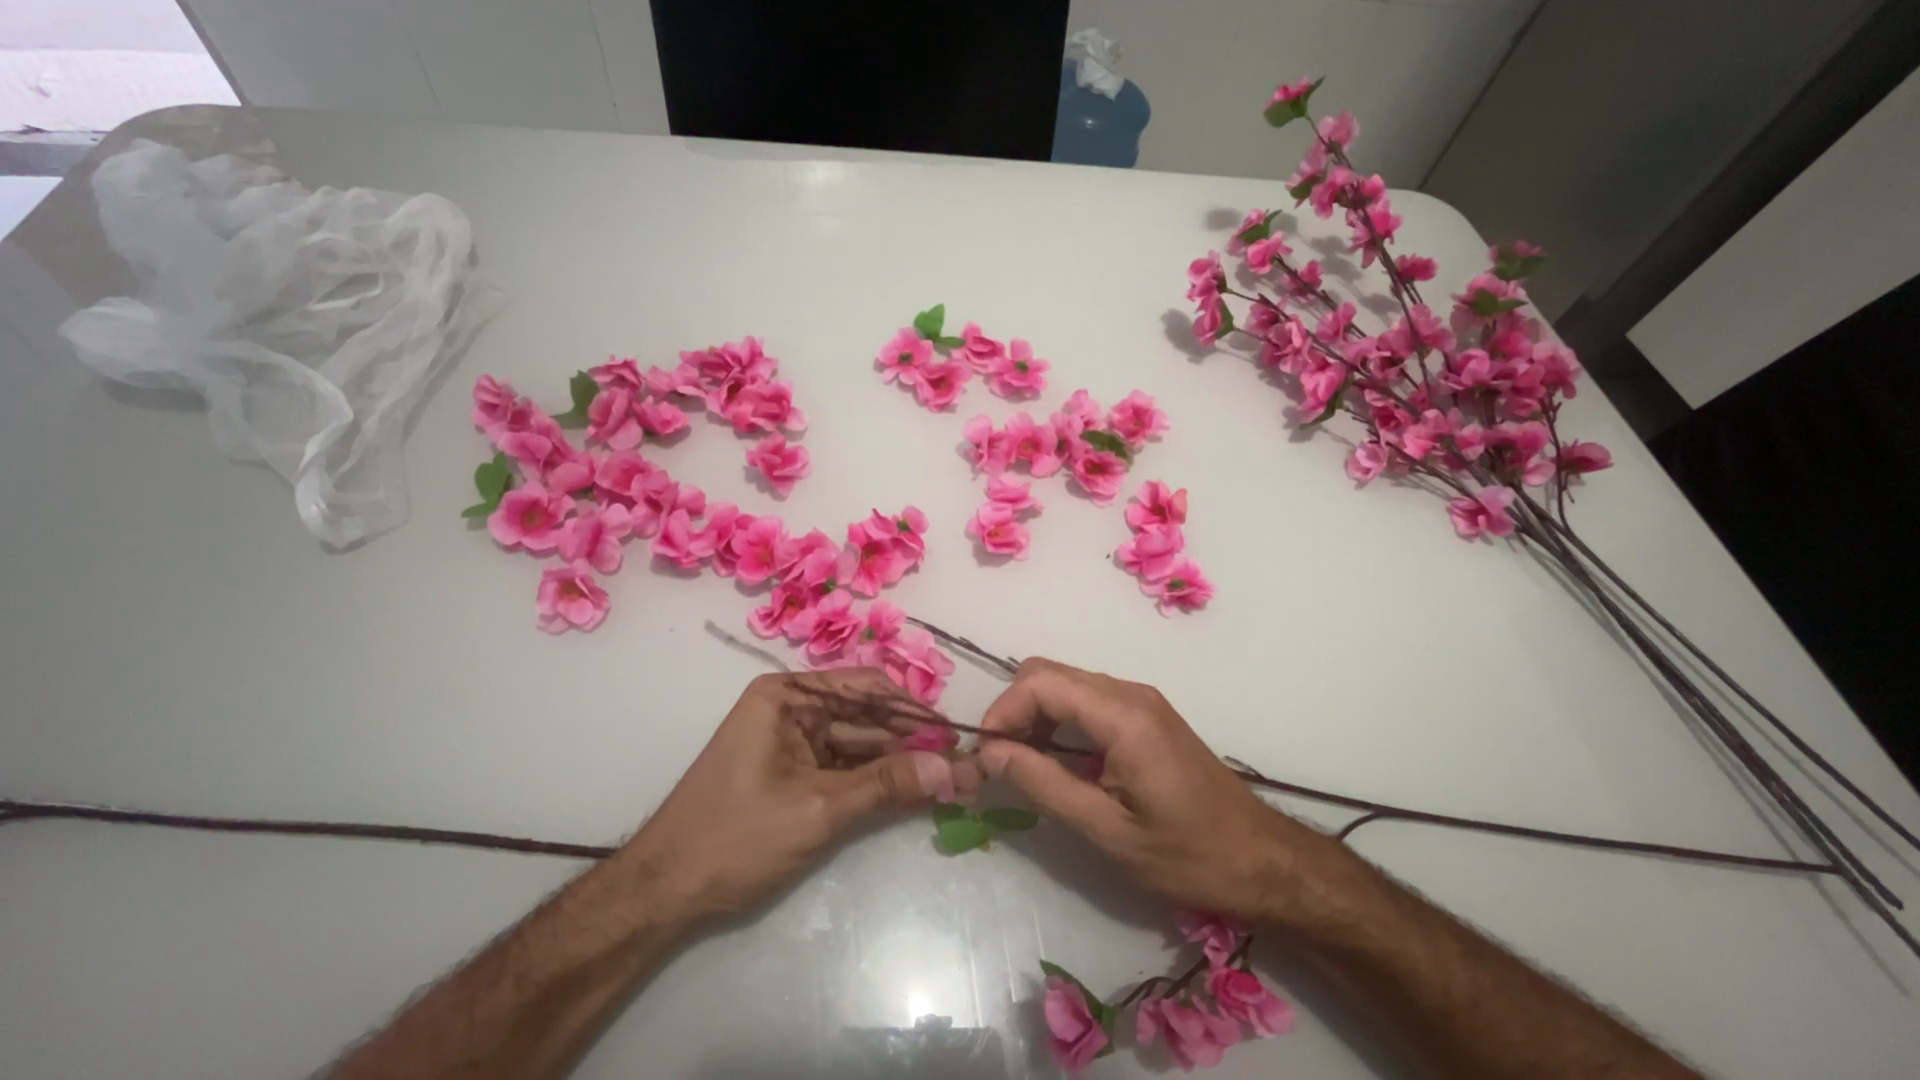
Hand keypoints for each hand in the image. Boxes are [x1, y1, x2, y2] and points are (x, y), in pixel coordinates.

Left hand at [624, 669, 980, 921]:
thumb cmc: (736, 837)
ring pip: (862, 747)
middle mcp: (791, 710)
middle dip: (915, 745)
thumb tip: (954, 768)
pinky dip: (878, 784)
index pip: (867, 688)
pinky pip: (846, 770)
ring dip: (902, 766)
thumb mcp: (819, 810)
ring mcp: (792, 744)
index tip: (957, 735)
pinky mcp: (794, 776)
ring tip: (952, 784)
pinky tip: (916, 795)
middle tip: (964, 769)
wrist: (667, 891)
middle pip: (868, 718)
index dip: (915, 710)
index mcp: (787, 697)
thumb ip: (888, 785)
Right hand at [977, 658, 1344, 924]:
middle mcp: (1131, 693)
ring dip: (1034, 716)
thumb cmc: (1187, 855)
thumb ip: (1044, 785)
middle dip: (1014, 710)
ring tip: (1020, 767)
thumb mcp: (1107, 831)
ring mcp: (1142, 702)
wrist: (1261, 861)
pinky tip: (1054, 763)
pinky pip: (1087, 701)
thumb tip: (989, 753)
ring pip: (1066, 685)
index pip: (1040, 682)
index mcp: (1123, 716)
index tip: (985, 756)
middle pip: (1049, 674)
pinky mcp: (1146, 716)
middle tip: (998, 762)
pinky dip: (1058, 722)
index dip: (1002, 711)